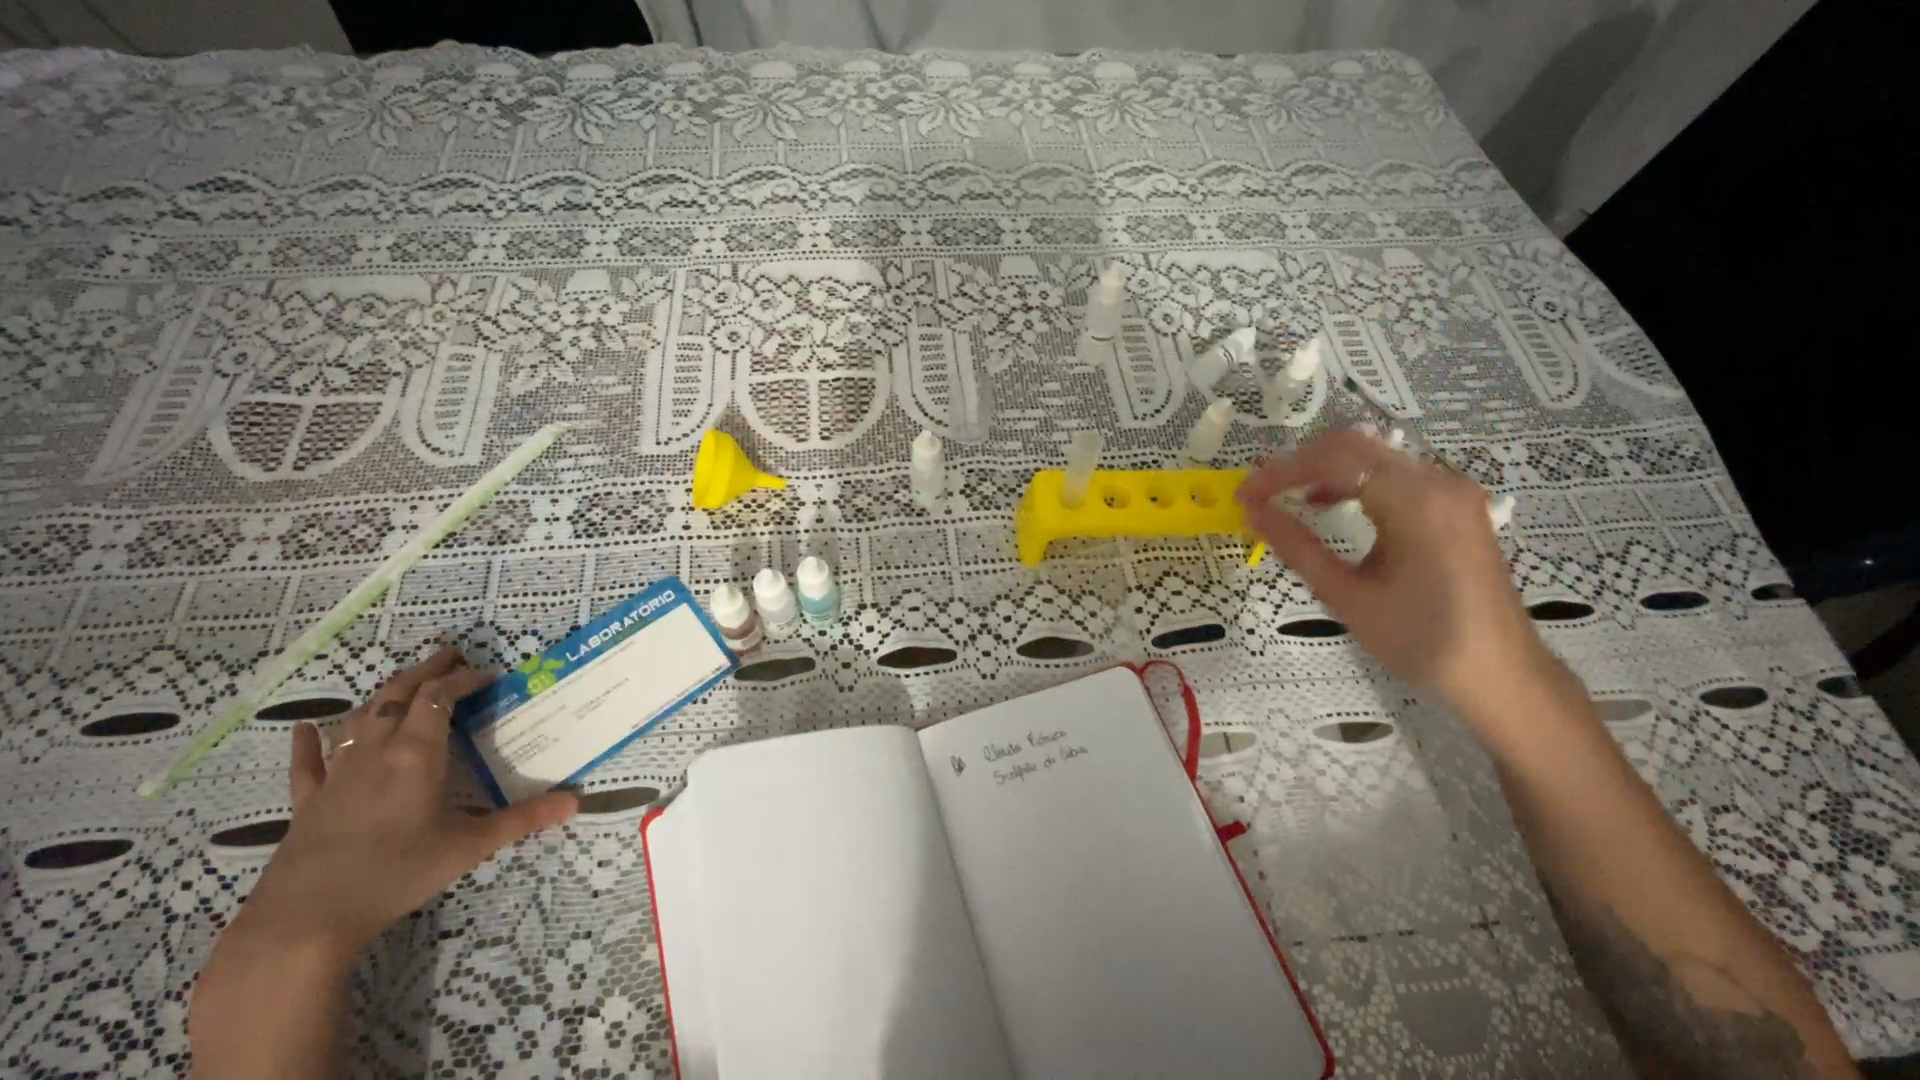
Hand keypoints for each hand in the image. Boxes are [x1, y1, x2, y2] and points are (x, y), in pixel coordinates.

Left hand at [237, 644, 577, 960]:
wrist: (308, 915)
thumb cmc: (397, 873)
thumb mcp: (469, 846)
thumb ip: (522, 820)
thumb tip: (575, 802)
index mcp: (417, 754)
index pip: (439, 699)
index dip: (463, 680)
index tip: (487, 675)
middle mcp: (376, 751)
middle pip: (399, 695)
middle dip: (426, 672)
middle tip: (449, 656)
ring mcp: (337, 773)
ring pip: (359, 718)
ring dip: (384, 695)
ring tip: (403, 683)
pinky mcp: (309, 801)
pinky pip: (307, 762)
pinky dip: (308, 741)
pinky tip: (304, 727)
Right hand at [1237, 429, 1562, 719]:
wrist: (1501, 674)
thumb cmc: (1421, 641)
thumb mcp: (1349, 596)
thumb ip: (1298, 547)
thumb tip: (1252, 512)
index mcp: (1416, 500)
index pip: (1335, 459)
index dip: (1282, 471)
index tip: (1244, 494)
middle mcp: (1438, 480)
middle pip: (1355, 447)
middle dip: (1300, 464)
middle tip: (1259, 493)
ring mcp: (1452, 490)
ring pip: (1375, 457)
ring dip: (1326, 470)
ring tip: (1286, 498)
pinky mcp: (1455, 505)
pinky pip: (1396, 475)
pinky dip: (1355, 482)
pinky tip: (1330, 506)